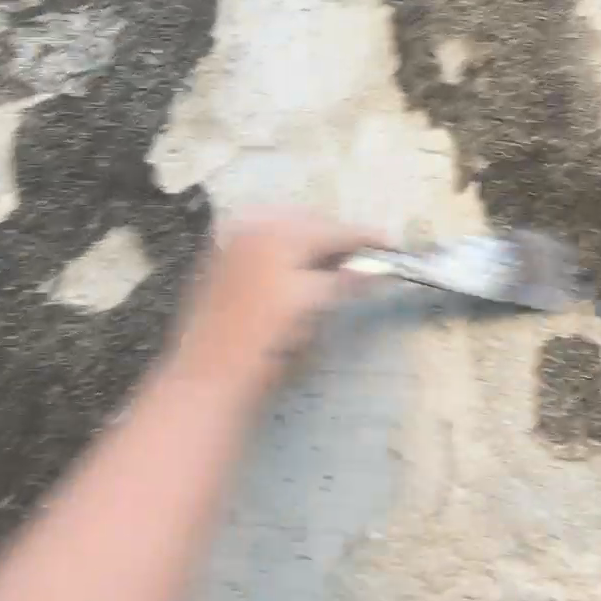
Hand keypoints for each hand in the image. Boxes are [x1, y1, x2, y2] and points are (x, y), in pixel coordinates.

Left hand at [173, 209, 382, 393]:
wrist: (208, 378)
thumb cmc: (264, 344)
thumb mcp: (313, 306)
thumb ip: (345, 281)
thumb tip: (375, 269)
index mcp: (277, 232)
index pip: (334, 228)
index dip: (367, 238)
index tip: (392, 246)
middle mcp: (253, 226)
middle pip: (311, 222)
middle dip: (339, 239)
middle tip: (366, 259)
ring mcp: (233, 240)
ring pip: (289, 229)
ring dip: (315, 243)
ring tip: (337, 266)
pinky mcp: (221, 257)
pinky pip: (267, 240)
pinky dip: (290, 249)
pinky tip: (301, 271)